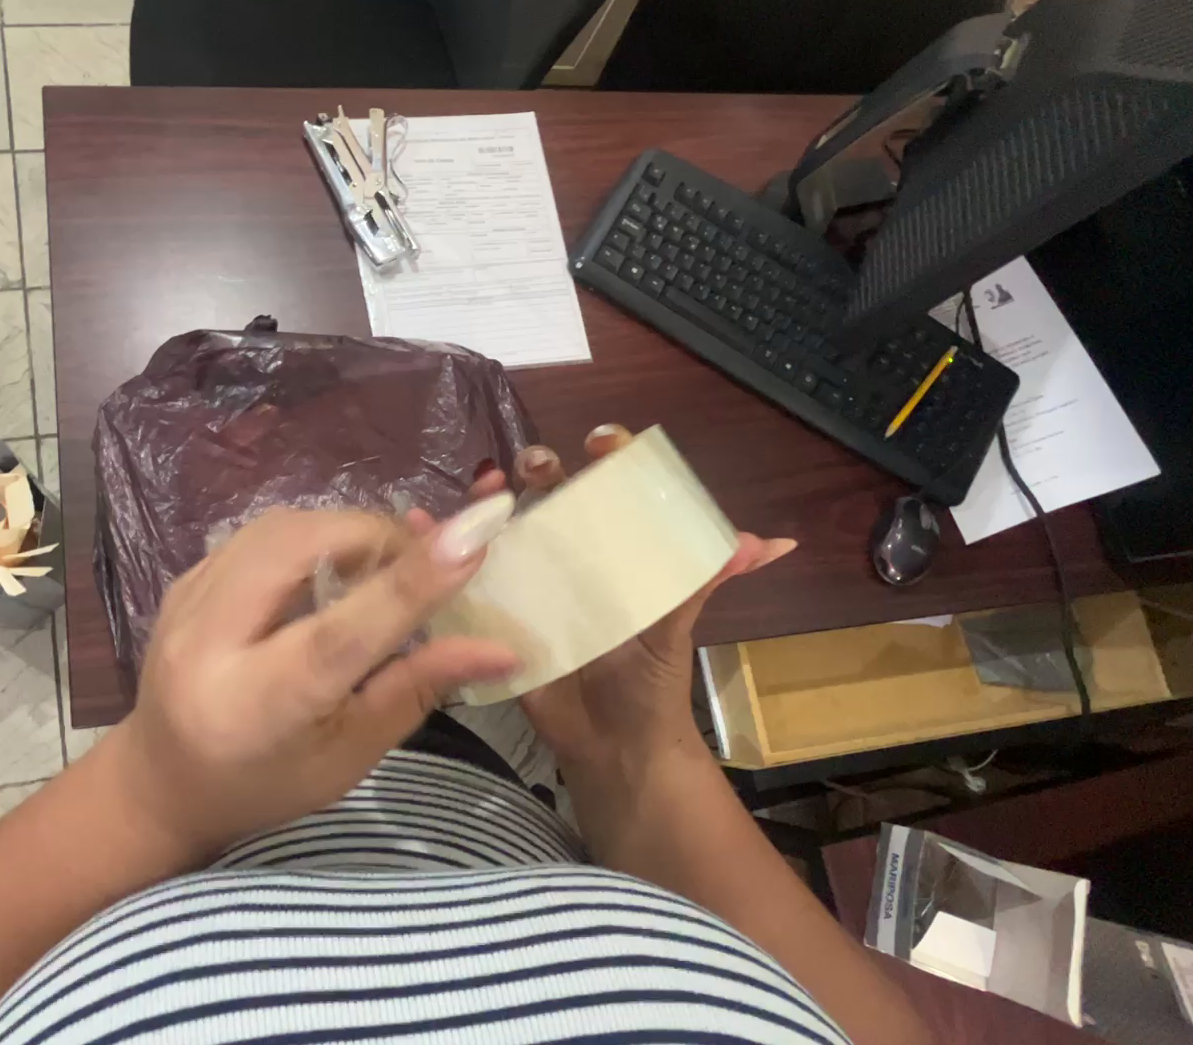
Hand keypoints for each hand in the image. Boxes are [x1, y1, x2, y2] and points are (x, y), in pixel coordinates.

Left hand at [99, 504, 519, 858]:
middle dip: (375, 536)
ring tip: (383, 559)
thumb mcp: (349, 755)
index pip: (340, 634)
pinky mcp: (183, 579)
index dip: (410, 583)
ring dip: (345, 529)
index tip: (472, 538)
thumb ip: (416, 689)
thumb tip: (501, 648)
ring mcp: (186, 602)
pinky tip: (332, 564)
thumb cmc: (266, 784)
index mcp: (257, 707)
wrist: (162, 780)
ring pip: (279, 525)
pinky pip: (260, 532)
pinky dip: (312, 534)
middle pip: (298, 548)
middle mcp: (209, 643)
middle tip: (424, 554)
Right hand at [449, 426, 794, 859]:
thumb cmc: (648, 682)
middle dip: (538, 469)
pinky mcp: (494, 611)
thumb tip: (774, 543)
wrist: (608, 747)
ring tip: (472, 489)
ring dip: (484, 500)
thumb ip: (701, 582)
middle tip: (530, 467)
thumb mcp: (671, 628)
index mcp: (616, 550)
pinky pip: (464, 575)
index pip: (612, 488)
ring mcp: (529, 581)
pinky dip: (439, 548)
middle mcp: (570, 555)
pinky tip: (418, 525)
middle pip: (549, 495)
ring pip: (503, 527)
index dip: (608, 457)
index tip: (599, 445)